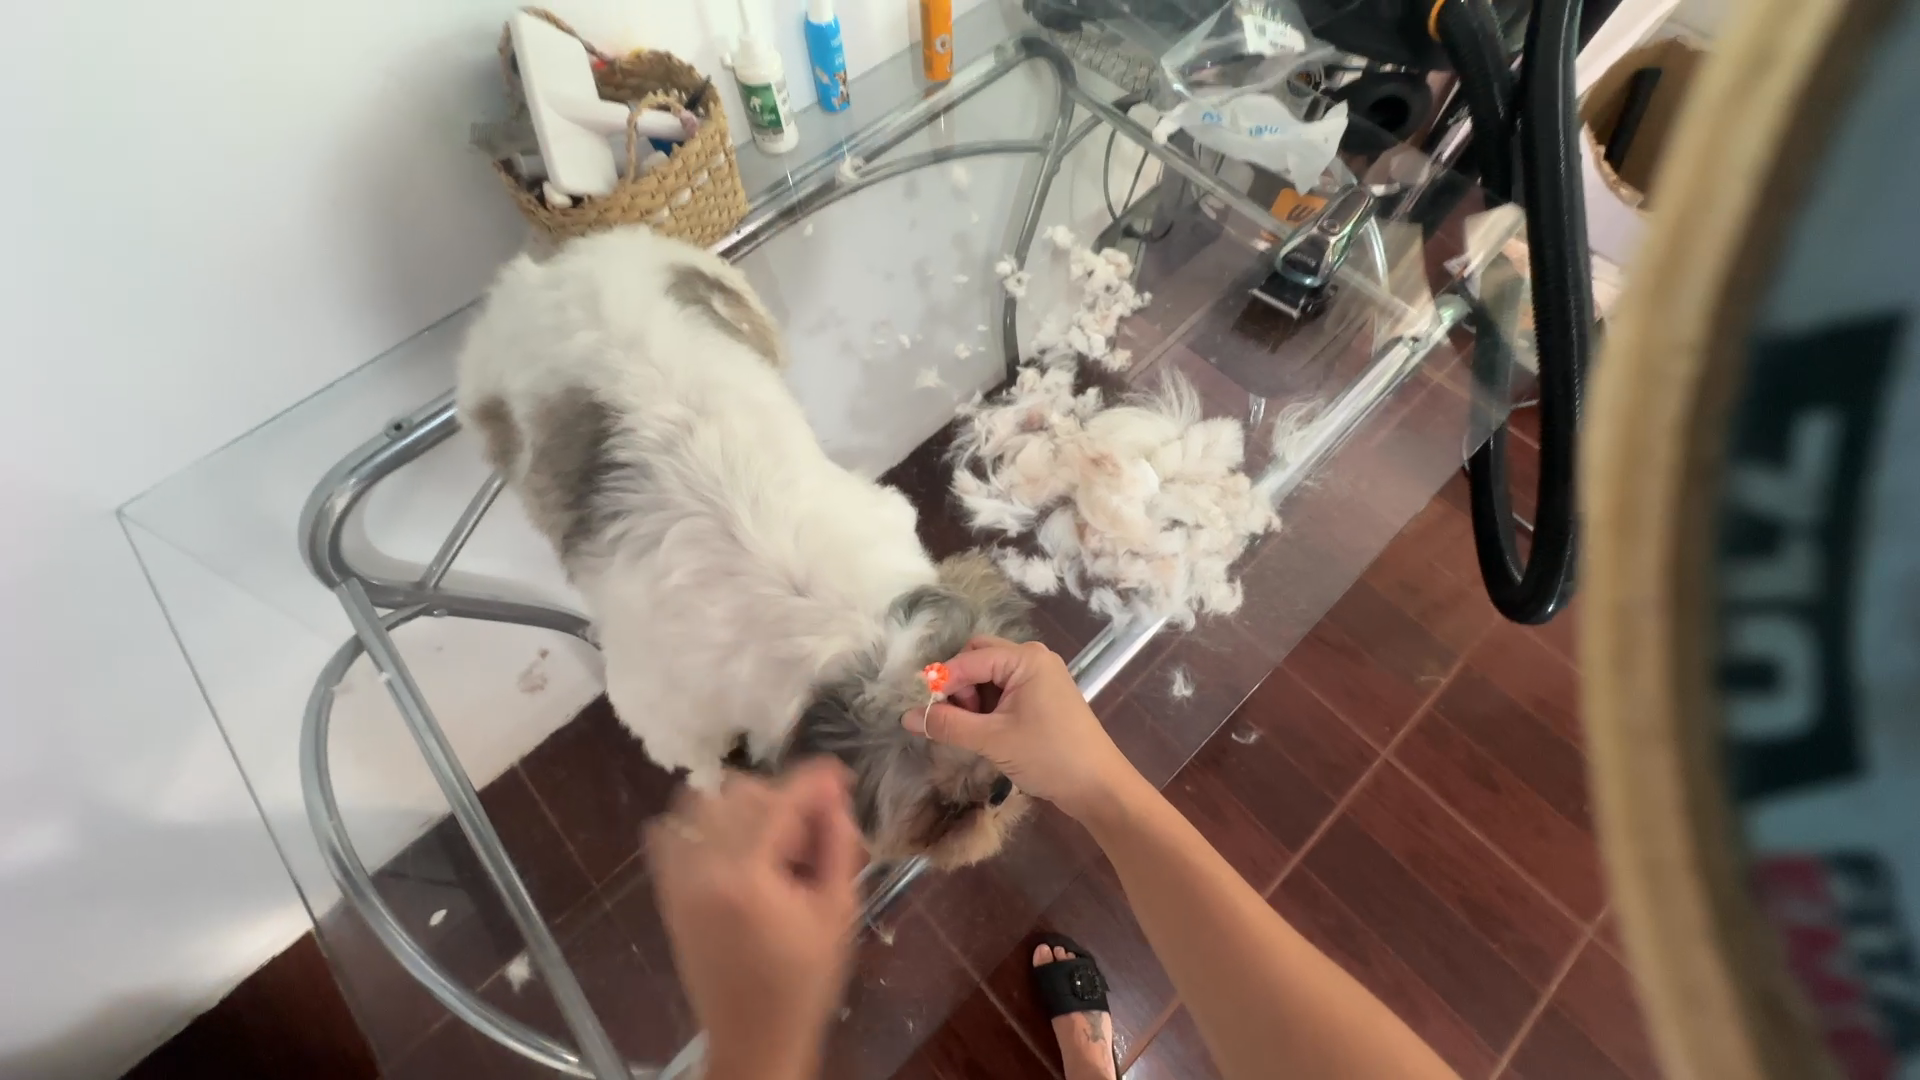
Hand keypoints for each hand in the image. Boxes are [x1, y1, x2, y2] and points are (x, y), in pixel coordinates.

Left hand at [646, 759, 864, 1079]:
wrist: (754, 1043)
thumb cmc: (805, 980)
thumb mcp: (839, 909)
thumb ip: (837, 840)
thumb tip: (833, 789)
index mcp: (748, 874)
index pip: (782, 798)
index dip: (817, 780)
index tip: (842, 777)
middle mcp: (702, 868)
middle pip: (742, 791)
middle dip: (784, 799)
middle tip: (810, 833)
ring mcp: (678, 879)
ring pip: (703, 800)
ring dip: (742, 805)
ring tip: (770, 839)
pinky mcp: (668, 893)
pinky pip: (668, 832)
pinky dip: (697, 822)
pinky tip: (728, 842)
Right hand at [901, 636, 1142, 822]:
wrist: (1099, 786)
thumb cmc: (1049, 756)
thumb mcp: (993, 740)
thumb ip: (948, 725)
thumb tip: (906, 716)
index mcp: (1025, 658)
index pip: (969, 658)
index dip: (942, 682)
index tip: (919, 709)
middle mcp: (1033, 658)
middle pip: (979, 657)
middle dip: (959, 685)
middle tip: (953, 718)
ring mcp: (1040, 676)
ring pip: (989, 674)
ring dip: (973, 697)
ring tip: (971, 730)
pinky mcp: (1042, 695)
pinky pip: (1004, 689)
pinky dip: (988, 706)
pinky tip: (985, 731)